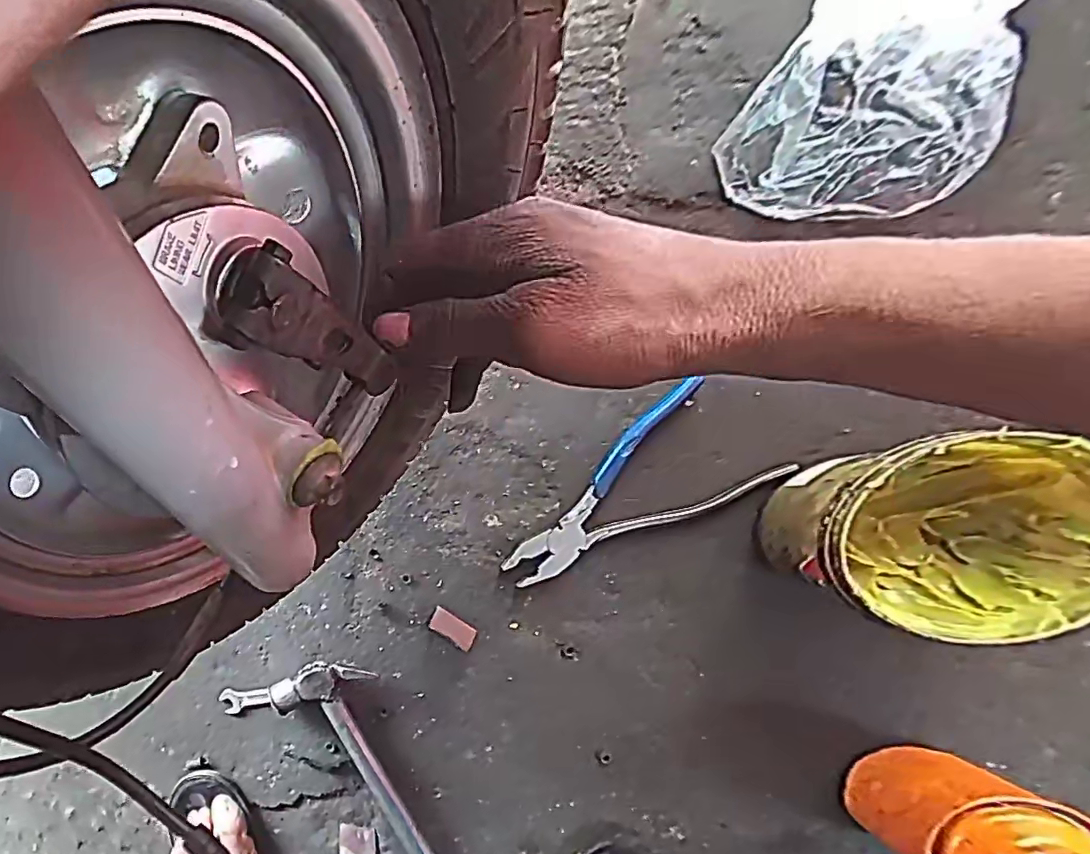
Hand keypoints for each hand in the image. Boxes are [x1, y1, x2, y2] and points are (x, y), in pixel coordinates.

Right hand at [373, 197, 780, 391]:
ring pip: (471, 292)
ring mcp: (545, 252)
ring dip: (449, 335)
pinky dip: (483, 334)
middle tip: (396, 370)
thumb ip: (452, 324)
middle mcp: (519, 232)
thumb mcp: (524, 328)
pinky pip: (504, 301)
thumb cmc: (629, 317)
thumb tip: (391, 326)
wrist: (722, 310)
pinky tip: (483, 367)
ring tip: (436, 383)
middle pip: (440, 274)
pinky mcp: (567, 275)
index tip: (367, 341)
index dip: (385, 299)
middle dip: (414, 322)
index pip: (415, 257)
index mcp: (501, 234)